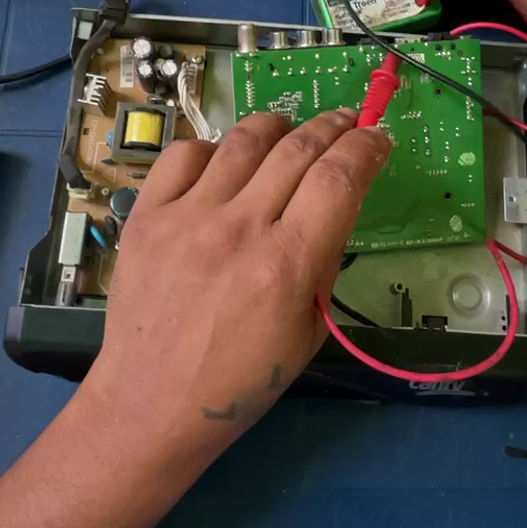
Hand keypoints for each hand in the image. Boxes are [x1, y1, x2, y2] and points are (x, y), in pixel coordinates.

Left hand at [83, 109, 390, 458]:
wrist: (151, 404)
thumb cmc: (240, 379)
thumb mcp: (309, 330)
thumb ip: (326, 259)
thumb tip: (337, 199)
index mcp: (286, 265)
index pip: (339, 178)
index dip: (367, 148)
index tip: (378, 139)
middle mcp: (238, 230)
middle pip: (298, 148)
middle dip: (334, 126)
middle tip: (347, 123)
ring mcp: (187, 217)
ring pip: (244, 138)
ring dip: (279, 126)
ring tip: (291, 133)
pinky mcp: (148, 215)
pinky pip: (185, 153)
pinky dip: (214, 148)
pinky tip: (225, 163)